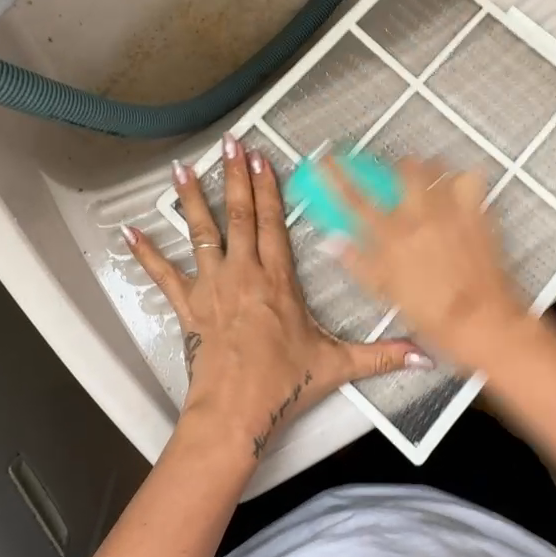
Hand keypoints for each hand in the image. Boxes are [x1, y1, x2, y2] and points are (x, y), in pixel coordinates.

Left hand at [125, 135, 431, 459]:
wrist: (235, 412)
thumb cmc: (283, 384)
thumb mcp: (338, 364)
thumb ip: (383, 356)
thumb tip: (425, 356)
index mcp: (278, 279)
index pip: (272, 222)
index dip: (268, 188)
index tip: (262, 159)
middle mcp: (244, 272)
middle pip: (238, 214)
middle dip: (234, 176)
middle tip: (230, 144)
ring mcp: (212, 287)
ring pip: (200, 233)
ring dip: (191, 199)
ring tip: (182, 168)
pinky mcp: (189, 306)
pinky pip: (165, 275)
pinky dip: (147, 253)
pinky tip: (130, 232)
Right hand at [327, 157, 526, 367]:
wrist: (481, 320)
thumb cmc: (434, 313)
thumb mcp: (386, 291)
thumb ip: (358, 260)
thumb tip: (335, 243)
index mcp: (391, 235)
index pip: (354, 196)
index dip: (336, 175)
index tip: (328, 161)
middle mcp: (420, 215)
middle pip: (402, 168)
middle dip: (395, 167)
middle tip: (393, 176)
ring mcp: (450, 210)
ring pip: (435, 167)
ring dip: (428, 170)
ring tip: (426, 181)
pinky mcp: (477, 212)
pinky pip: (469, 179)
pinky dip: (462, 180)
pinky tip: (459, 191)